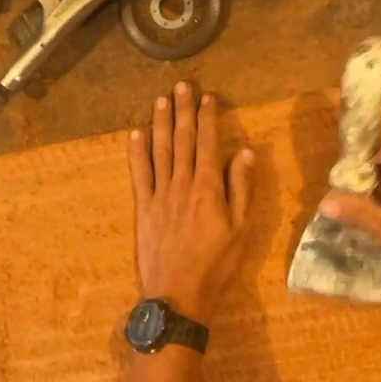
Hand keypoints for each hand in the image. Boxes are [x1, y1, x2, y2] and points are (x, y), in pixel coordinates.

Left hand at [129, 82, 255, 322]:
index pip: (207, 144)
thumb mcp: (240, 230)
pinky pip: (138, 173)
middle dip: (183, 111)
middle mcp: (181, 184)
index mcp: (208, 188)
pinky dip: (136, 151)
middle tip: (182, 85)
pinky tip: (135, 133)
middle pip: (181, 140)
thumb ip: (241, 189)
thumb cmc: (216, 266)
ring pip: (159, 150)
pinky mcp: (142, 208)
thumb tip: (244, 152)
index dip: (208, 119)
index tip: (208, 97)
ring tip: (161, 99)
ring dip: (160, 122)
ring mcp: (159, 195)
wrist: (178, 296)